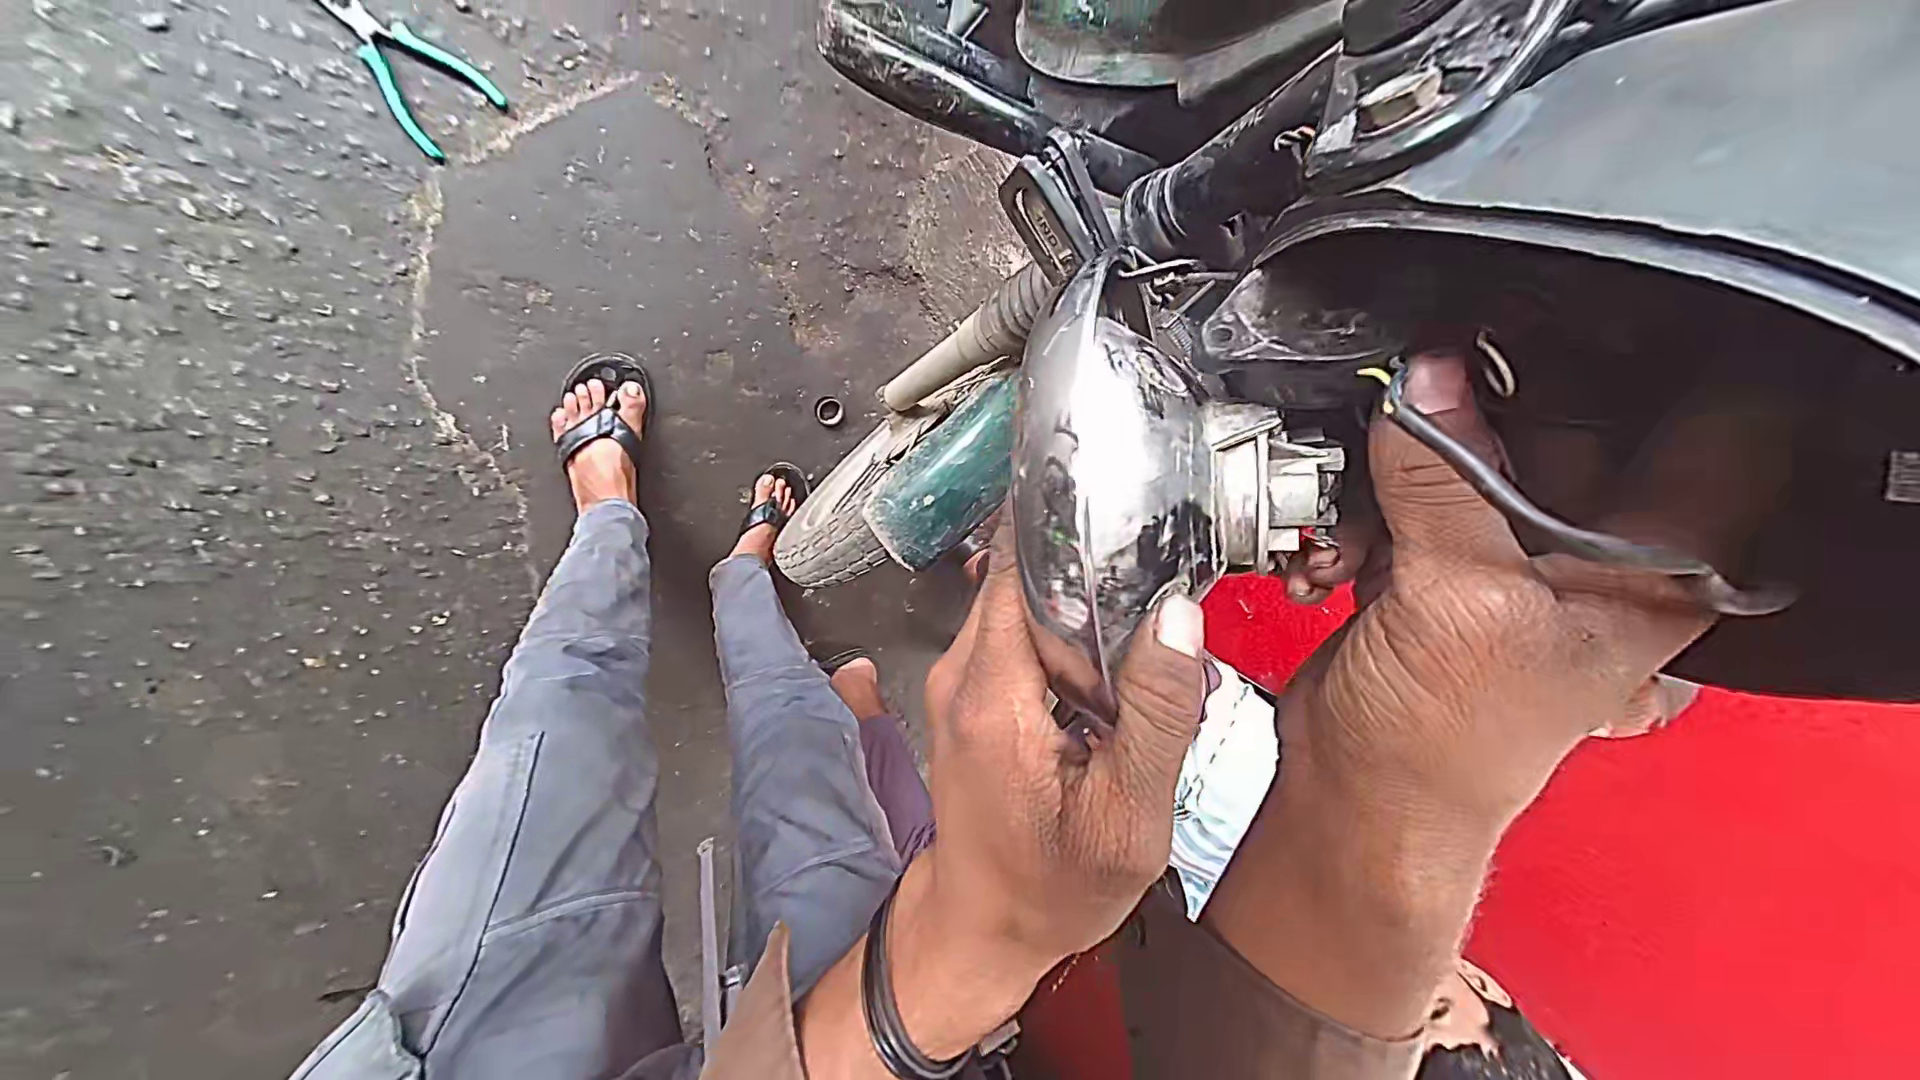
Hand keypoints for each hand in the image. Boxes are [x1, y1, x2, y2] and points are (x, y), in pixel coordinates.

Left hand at [797, 520, 1208, 1070]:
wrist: (983, 923)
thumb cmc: (1050, 885)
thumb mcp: (1129, 813)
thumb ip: (1158, 713)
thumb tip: (1177, 619)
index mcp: (993, 696)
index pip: (1017, 573)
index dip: (1062, 536)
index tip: (1108, 513)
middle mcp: (960, 677)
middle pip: (1020, 585)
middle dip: (1082, 585)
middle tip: (1139, 614)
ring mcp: (956, 685)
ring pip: (1017, 609)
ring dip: (1072, 620)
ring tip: (1120, 666)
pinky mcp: (966, 697)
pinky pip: (1010, 639)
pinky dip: (1054, 645)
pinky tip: (1091, 685)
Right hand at [1206, 350, 1776, 1038]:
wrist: (1359, 782)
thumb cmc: (1441, 733)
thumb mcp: (1454, 597)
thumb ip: (1438, 484)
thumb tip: (1417, 390)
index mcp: (1654, 562)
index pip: (1701, 417)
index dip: (1638, 354)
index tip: (1546, 310)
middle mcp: (1587, 549)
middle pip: (1554, 426)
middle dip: (1471, 416)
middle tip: (1405, 403)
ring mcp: (1499, 554)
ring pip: (1459, 462)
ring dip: (1391, 478)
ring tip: (1350, 525)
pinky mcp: (1427, 561)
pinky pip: (1399, 500)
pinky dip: (1358, 514)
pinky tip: (1331, 555)